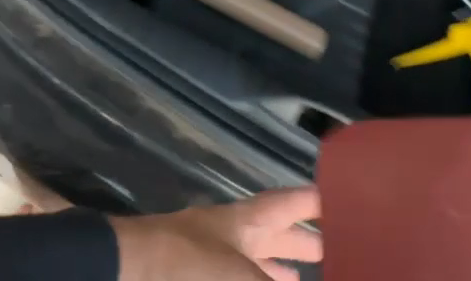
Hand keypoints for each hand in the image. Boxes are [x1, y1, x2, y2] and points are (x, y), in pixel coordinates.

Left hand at [110, 186, 322, 280]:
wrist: (128, 271)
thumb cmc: (186, 263)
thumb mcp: (242, 275)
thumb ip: (275, 280)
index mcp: (242, 221)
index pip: (285, 204)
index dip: (312, 201)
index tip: (342, 198)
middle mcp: (231, 236)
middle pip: (273, 234)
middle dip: (304, 242)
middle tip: (342, 251)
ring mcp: (213, 260)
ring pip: (255, 261)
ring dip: (282, 270)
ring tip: (311, 278)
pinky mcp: (200, 275)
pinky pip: (239, 275)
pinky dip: (258, 279)